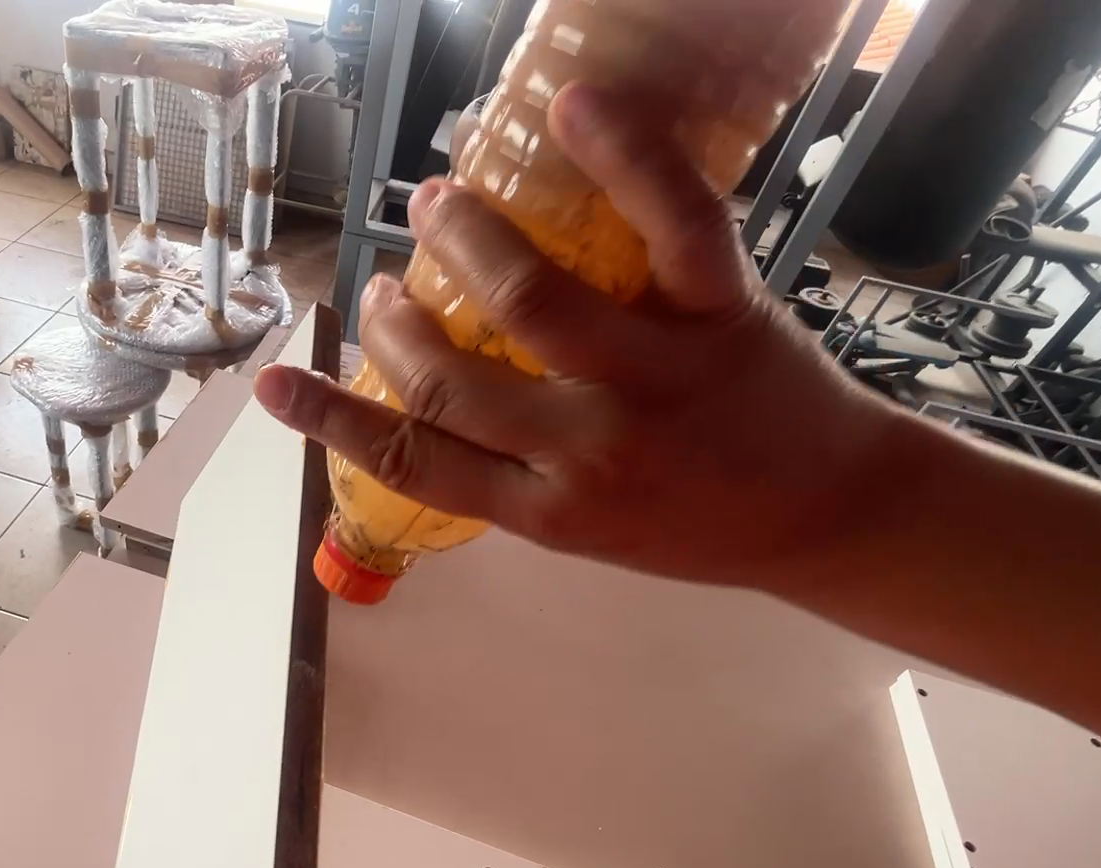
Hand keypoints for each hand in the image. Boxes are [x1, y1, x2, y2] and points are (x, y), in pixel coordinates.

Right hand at [254, 83, 914, 590]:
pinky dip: (624, 156)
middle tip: (383, 289)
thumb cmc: (688, 528)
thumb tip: (426, 411)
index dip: (332, 423)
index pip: (413, 463)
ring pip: (536, 301)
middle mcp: (584, 449)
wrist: (827, 520)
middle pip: (454, 381)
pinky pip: (673, 226)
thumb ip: (503, 475)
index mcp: (540, 508)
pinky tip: (571, 105)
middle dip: (397, 326)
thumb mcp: (577, 530)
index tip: (274, 385)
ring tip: (437, 203)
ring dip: (467, 242)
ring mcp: (653, 380)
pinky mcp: (721, 318)